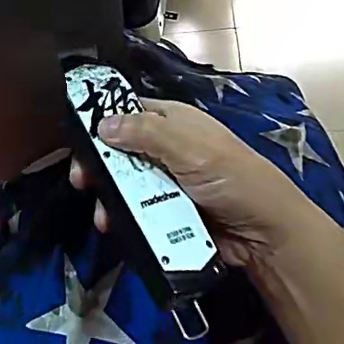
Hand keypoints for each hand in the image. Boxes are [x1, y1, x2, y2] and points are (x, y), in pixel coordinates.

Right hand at [71, 99, 329, 266]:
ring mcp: (169, 182)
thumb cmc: (231, 177)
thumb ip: (146, 134)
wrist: (264, 231)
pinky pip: (139, 213)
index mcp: (175, 122)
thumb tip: (102, 123)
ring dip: (111, 198)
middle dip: (100, 167)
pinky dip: (125, 219)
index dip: (103, 122)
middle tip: (82, 182)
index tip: (78, 140)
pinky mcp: (170, 213)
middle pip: (122, 152)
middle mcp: (168, 149)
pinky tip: (115, 227)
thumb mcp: (189, 149)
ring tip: (102, 215)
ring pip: (127, 186)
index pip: (130, 112)